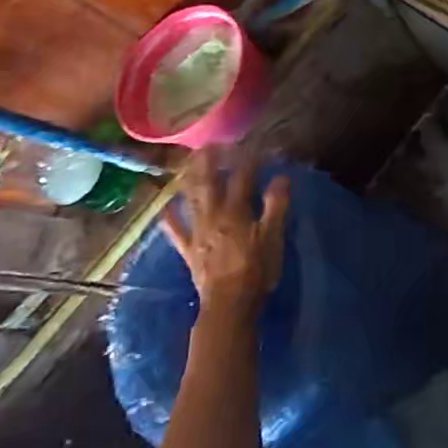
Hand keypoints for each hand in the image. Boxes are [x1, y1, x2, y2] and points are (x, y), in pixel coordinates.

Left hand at [163, 148, 291, 325]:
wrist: (229, 304)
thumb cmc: (256, 270)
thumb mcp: (273, 237)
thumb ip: (276, 205)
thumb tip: (281, 177)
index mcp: (235, 210)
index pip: (243, 176)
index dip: (249, 158)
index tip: (256, 144)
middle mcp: (212, 214)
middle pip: (209, 181)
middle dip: (210, 160)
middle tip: (211, 143)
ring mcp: (197, 231)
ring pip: (190, 198)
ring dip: (190, 178)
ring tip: (190, 163)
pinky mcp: (189, 249)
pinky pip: (175, 230)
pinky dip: (170, 217)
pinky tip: (165, 207)